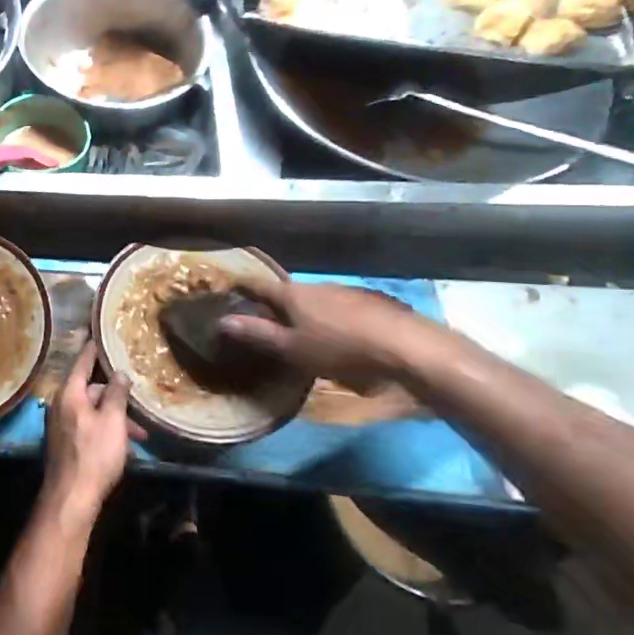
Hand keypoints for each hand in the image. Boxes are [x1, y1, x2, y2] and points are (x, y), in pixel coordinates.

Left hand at [41, 341, 145, 523]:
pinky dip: (106, 430)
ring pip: (92, 410)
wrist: (72, 496)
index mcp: (69, 393)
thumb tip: (119, 373)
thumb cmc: (94, 453)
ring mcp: (61, 424)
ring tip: (141, 434)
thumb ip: (117, 394)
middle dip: (115, 396)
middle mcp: (60, 404)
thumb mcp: (113, 421)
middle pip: (90, 389)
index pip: (82, 361)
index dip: (93, 348)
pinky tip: (125, 446)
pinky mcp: (65, 442)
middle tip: (138, 401)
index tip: (98, 333)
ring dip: (115, 418)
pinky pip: (88, 426)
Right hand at [220, 275, 457, 391]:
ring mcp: (349, 292)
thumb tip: (222, 320)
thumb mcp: (292, 349)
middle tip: (267, 327)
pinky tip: (341, 340)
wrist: (411, 350)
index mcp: (293, 294)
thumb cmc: (341, 350)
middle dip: (276, 308)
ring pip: (317, 302)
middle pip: (288, 294)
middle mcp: (318, 286)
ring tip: (304, 337)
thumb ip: (258, 334)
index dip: (241, 290)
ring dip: (307, 315)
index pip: (258, 285)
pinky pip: (342, 310)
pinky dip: (333, 321)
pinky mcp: (375, 304)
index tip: (229, 295)